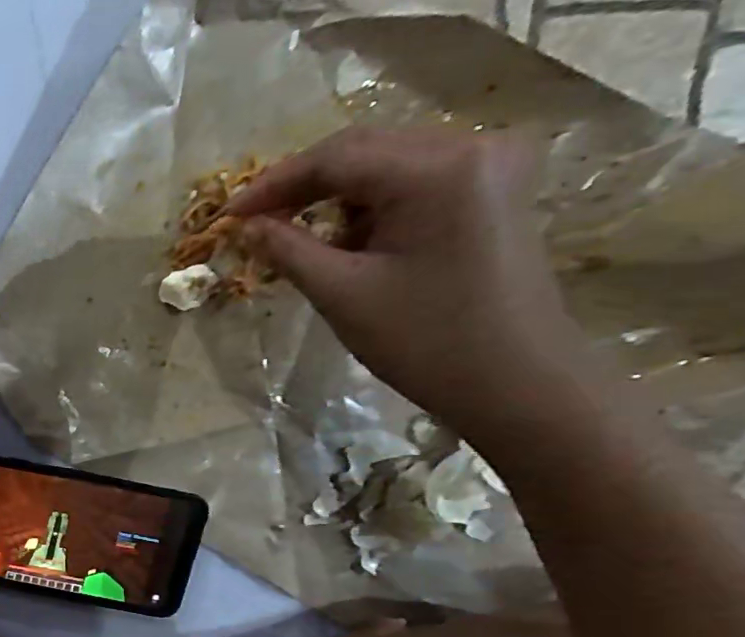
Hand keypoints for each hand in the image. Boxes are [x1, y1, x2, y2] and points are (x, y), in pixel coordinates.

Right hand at [228, 128, 588, 426]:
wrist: (515, 383)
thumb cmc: (426, 343)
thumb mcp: (344, 296)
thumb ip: (289, 251)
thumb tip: (247, 227)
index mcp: (439, 168)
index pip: (337, 157)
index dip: (274, 184)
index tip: (229, 214)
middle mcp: (472, 145)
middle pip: (365, 151)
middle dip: (303, 187)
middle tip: (254, 222)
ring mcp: (489, 165)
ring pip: (387, 166)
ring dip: (336, 199)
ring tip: (295, 238)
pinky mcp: (492, 190)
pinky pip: (414, 183)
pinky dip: (372, 209)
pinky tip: (346, 242)